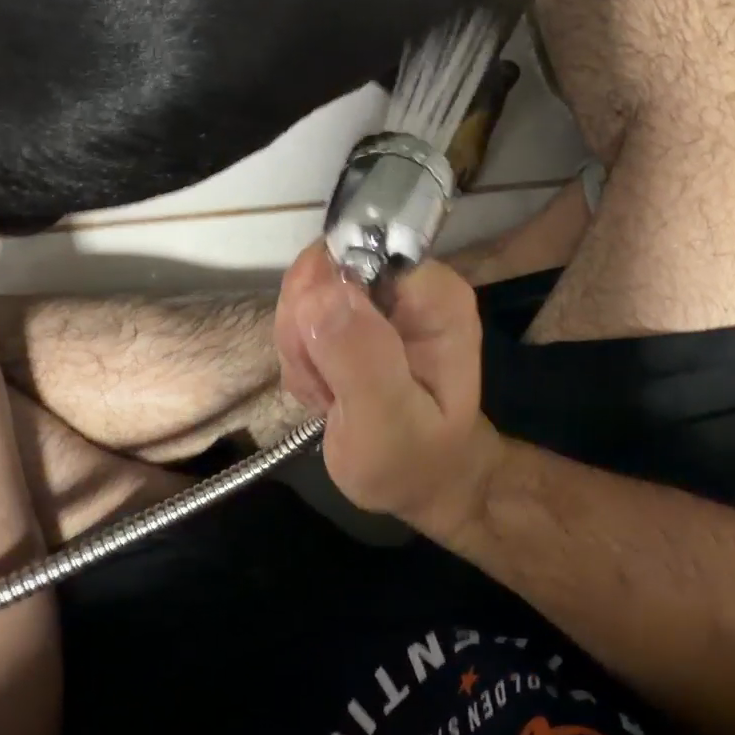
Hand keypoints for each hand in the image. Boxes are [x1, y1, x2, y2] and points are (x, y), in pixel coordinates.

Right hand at [274, 245, 503, 535]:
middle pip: (322, 270)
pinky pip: (300, 317)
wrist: (420, 482)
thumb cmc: (413, 461)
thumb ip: (360, 358)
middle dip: (306, 334)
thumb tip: (321, 293)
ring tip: (333, 397)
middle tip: (329, 389)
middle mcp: (409, 284)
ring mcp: (380, 297)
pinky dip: (301, 362)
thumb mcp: (387, 423)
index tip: (323, 358)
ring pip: (303, 294)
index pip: (355, 252)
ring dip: (302, 353)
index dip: (322, 298)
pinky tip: (328, 394)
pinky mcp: (355, 314)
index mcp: (434, 295)